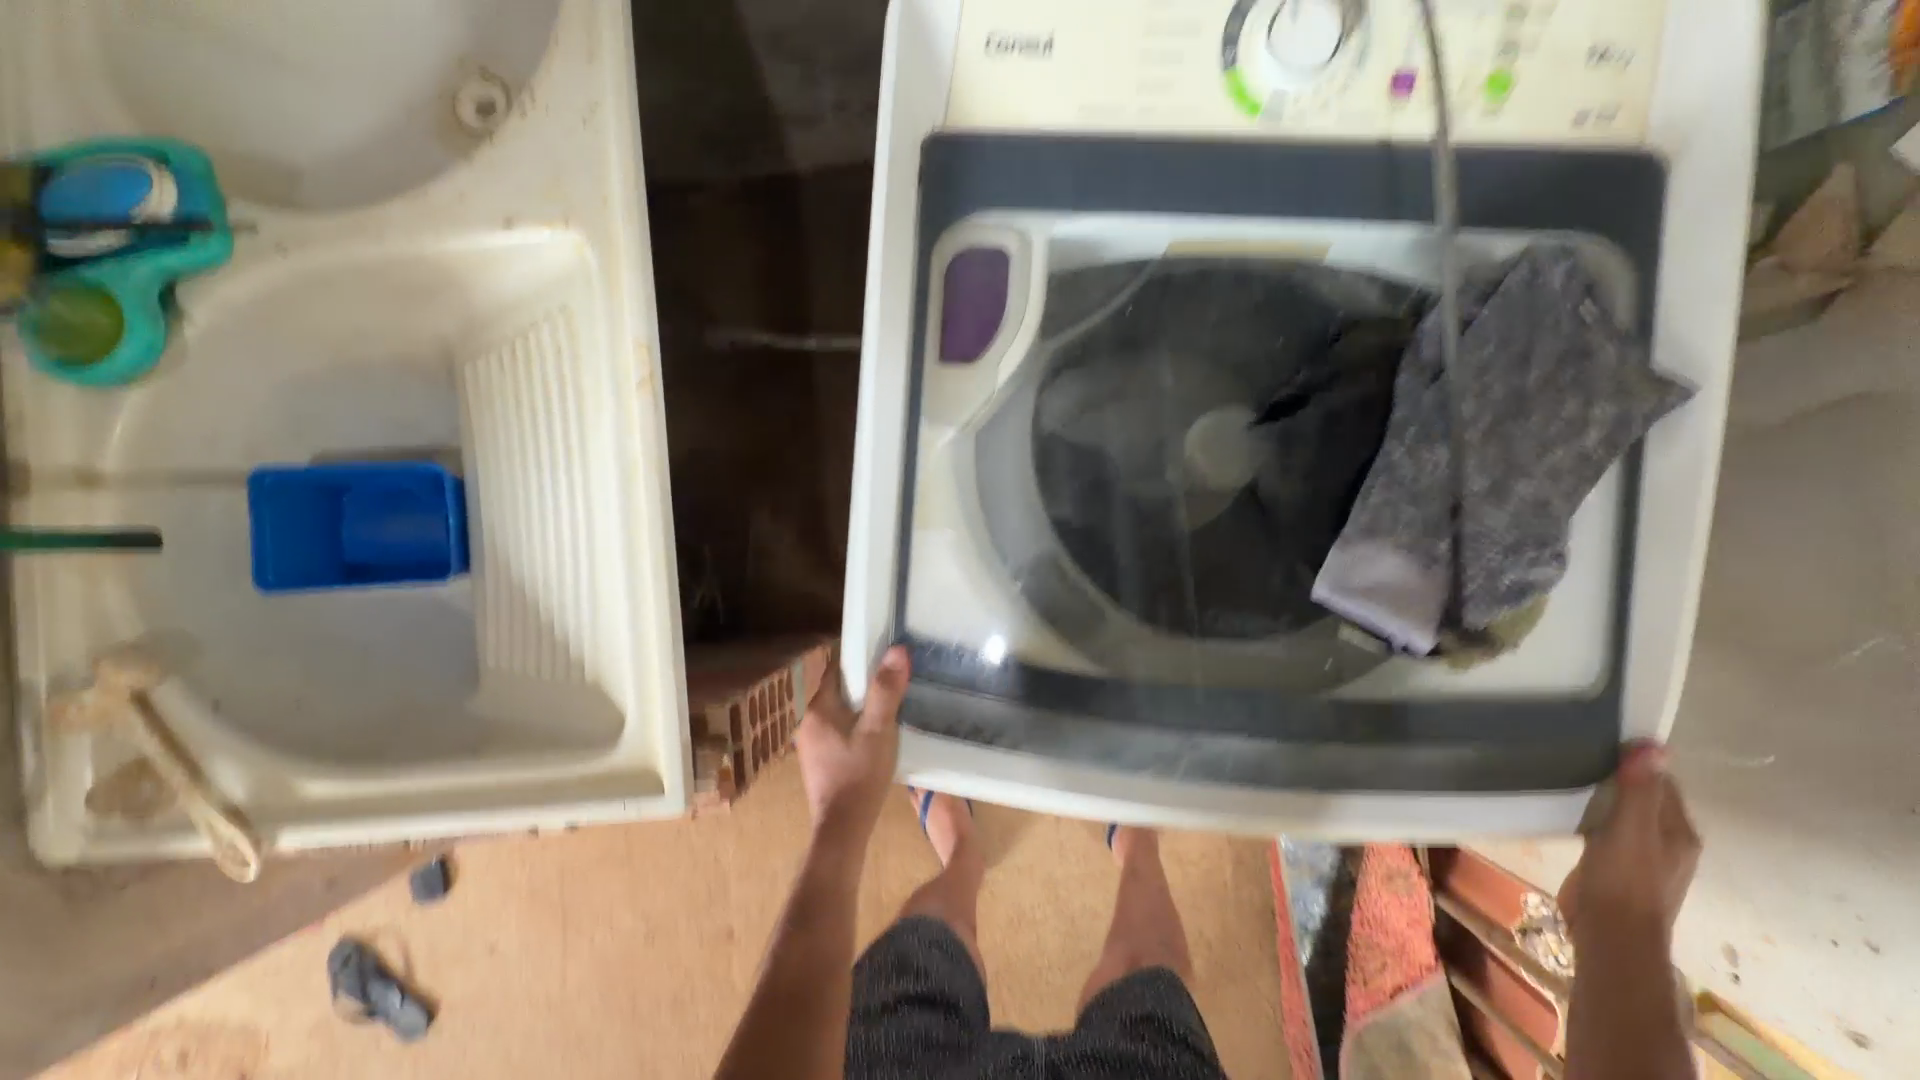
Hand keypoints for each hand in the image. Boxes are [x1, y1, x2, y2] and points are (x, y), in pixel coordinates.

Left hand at [795, 647, 909, 838]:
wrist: (842, 828)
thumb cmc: (860, 776)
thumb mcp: (879, 730)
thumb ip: (886, 691)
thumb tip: (897, 651)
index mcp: (819, 709)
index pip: (838, 670)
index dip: (862, 660)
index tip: (887, 657)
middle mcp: (808, 723)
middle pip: (839, 692)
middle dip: (865, 686)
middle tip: (896, 683)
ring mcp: (811, 745)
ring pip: (839, 714)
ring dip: (861, 710)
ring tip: (891, 709)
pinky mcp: (819, 763)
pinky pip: (838, 734)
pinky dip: (856, 729)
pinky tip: (876, 739)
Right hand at [1559, 741, 1700, 947]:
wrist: (1609, 935)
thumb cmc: (1624, 882)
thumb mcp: (1630, 830)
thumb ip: (1640, 790)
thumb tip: (1653, 745)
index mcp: (1679, 833)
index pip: (1662, 783)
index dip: (1638, 763)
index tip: (1603, 743)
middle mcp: (1667, 842)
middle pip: (1644, 798)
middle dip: (1619, 779)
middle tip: (1580, 756)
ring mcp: (1641, 857)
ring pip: (1624, 815)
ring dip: (1604, 799)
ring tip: (1571, 777)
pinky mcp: (1614, 868)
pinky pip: (1607, 832)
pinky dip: (1593, 819)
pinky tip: (1570, 812)